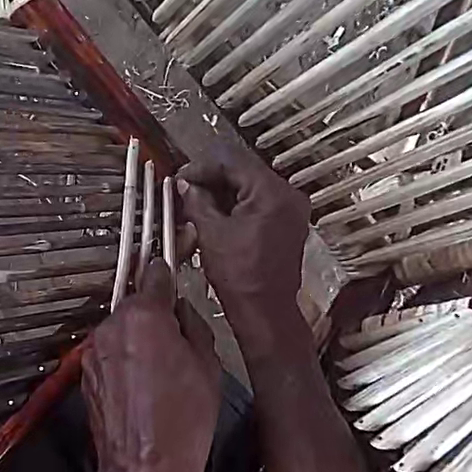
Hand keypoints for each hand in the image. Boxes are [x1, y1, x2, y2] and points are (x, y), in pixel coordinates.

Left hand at [81, 259, 221, 471]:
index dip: (167, 265)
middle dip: (156, 315)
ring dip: (140, 340)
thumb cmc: (182, 421)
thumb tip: (183, 309)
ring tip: (163, 374)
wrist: (144, 467)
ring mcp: (95, 350)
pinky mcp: (87, 371)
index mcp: (143, 317)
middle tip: (180, 341)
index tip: (173, 251)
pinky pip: (111, 353)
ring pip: (123, 330)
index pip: (154, 275)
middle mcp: (111, 326)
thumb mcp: (208, 366)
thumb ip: (193, 325)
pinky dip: (126, 360)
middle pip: (137, 305)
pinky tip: (144, 387)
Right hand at [175, 138, 310, 325]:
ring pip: (250, 186)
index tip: (181, 177)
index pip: (231, 162)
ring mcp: (291, 210)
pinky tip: (214, 215)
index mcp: (271, 193)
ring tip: (196, 203)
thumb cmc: (241, 276)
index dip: (200, 168)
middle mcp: (288, 197)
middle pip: (243, 172)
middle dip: (211, 179)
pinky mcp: (287, 224)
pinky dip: (235, 205)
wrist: (263, 308)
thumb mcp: (209, 232)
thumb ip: (196, 201)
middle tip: (184, 189)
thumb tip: (185, 186)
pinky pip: (258, 202)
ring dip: (222, 192)